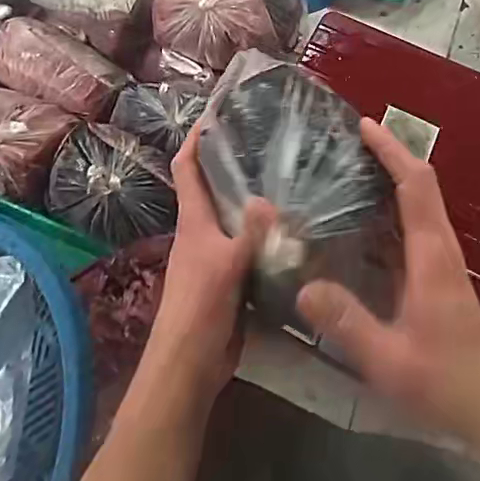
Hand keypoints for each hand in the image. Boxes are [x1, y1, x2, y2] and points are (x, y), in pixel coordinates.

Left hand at [149, 124, 275, 392]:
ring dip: (254, 198)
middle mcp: (203, 232)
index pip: (187, 169)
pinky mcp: (232, 277)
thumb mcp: (227, 266)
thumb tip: (269, 198)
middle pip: (214, 189)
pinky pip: (250, 244)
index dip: (196, 140)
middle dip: (233, 163)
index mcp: (194, 222)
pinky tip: (292, 226)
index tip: (215, 114)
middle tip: (268, 140)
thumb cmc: (200, 310)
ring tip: (287, 176)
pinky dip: (266, 231)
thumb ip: (250, 233)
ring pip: (235, 216)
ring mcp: (217, 255)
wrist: (190, 366)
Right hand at [297, 118, 479, 441]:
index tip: (365, 126)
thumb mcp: (389, 358)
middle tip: (348, 141)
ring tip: (350, 168)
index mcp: (430, 252)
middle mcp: (439, 244)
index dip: (392, 151)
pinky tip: (361, 219)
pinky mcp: (438, 271)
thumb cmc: (446, 378)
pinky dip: (392, 206)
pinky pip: (414, 223)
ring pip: (419, 200)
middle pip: (419, 183)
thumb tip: (303, 287)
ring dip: (392, 176)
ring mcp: (442, 257)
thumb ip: (347, 323)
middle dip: (389, 154)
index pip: (414, 184)